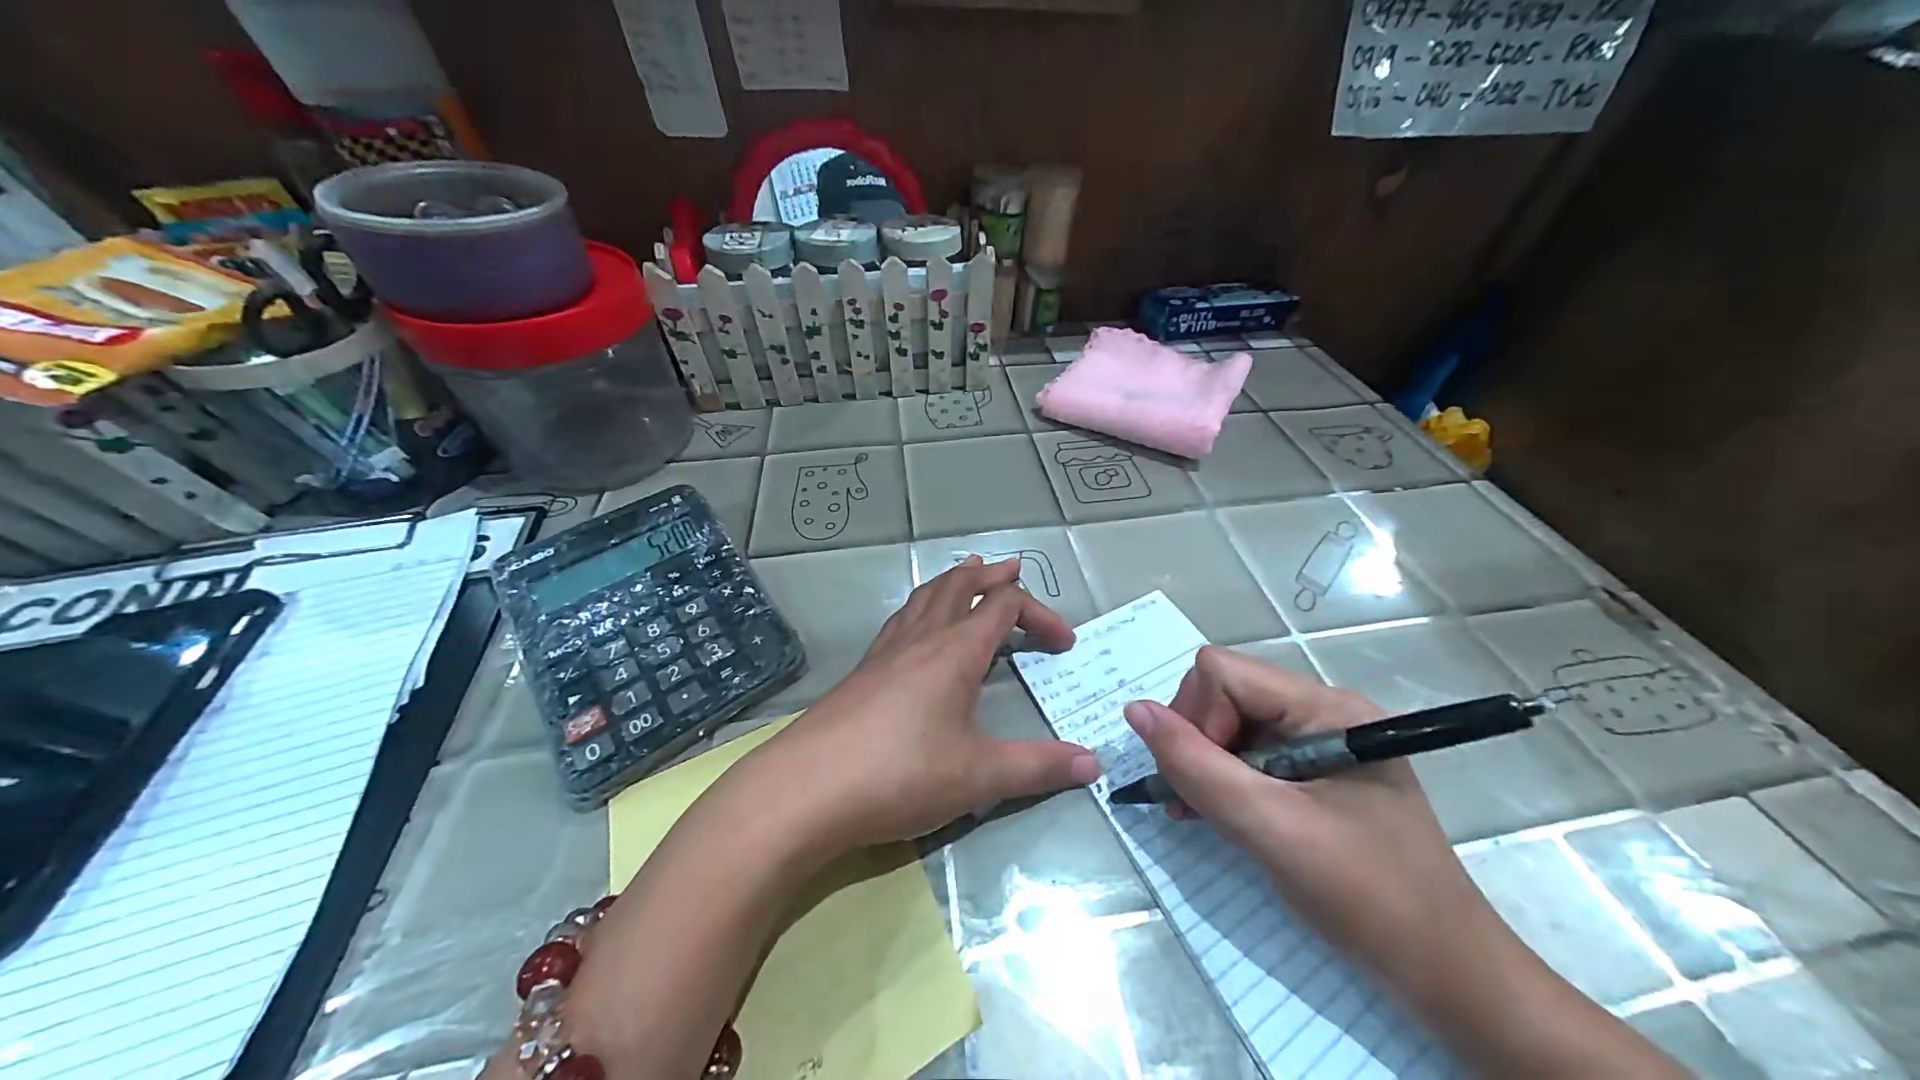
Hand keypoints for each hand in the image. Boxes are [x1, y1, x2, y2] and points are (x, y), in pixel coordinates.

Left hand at [766, 557, 1101, 850]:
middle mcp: (920, 639)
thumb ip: (1038, 768)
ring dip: (952, 582)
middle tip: (1012, 568)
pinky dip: (922, 608)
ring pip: (924, 597)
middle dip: (990, 575)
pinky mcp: (862, 672)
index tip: (1063, 645)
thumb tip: (1093, 765)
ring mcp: (885, 652)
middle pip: (958, 586)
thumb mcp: (977, 776)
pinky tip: (917, 628)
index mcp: (954, 651)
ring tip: (966, 575)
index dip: (1040, 614)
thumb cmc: (899, 774)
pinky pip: (900, 621)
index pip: (1004, 607)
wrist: (805, 790)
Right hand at [1121, 646, 1508, 993]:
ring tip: (1198, 813)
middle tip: (1195, 801)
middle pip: (1222, 691)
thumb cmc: (1366, 895)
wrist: (1443, 973)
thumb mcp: (1270, 827)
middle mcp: (1320, 712)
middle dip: (1194, 740)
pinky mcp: (1310, 773)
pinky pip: (1244, 753)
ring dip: (1202, 763)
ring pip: (1227, 723)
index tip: (1203, 781)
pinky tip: (1213, 813)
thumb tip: (1135, 711)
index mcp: (1326, 709)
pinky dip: (1218, 779)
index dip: (1196, 717)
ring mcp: (1316, 742)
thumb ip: (1197, 766)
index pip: (1223, 672)